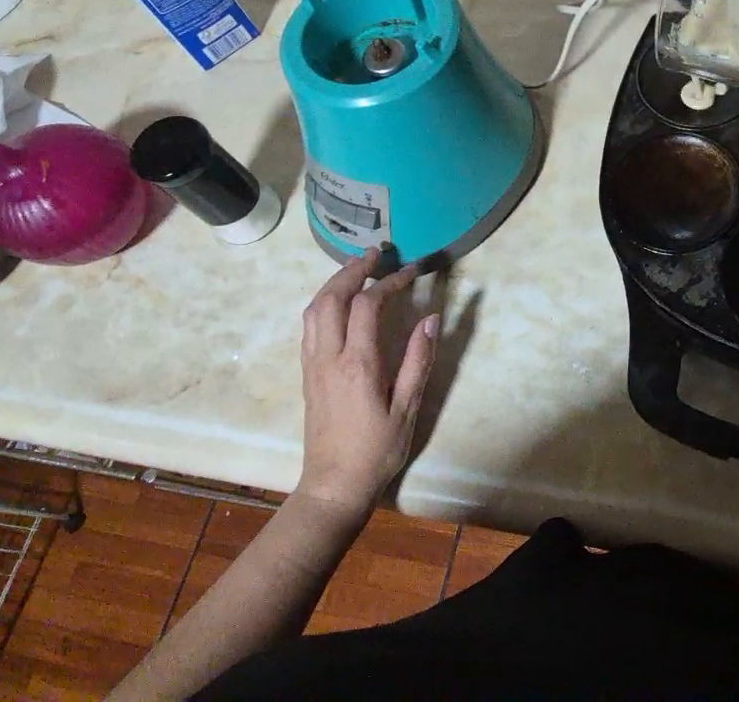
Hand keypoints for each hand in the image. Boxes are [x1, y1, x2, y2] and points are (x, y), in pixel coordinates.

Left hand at [294, 248, 439, 510]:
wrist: (333, 485)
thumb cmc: (377, 449)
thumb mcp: (408, 408)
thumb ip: (418, 360)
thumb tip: (432, 317)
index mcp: (357, 364)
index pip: (368, 306)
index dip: (389, 282)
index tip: (410, 271)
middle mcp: (329, 357)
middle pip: (332, 298)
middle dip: (353, 270)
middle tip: (376, 253)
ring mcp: (313, 364)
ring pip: (314, 309)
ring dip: (333, 282)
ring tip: (356, 268)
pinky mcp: (307, 373)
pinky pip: (309, 325)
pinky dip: (323, 302)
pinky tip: (338, 301)